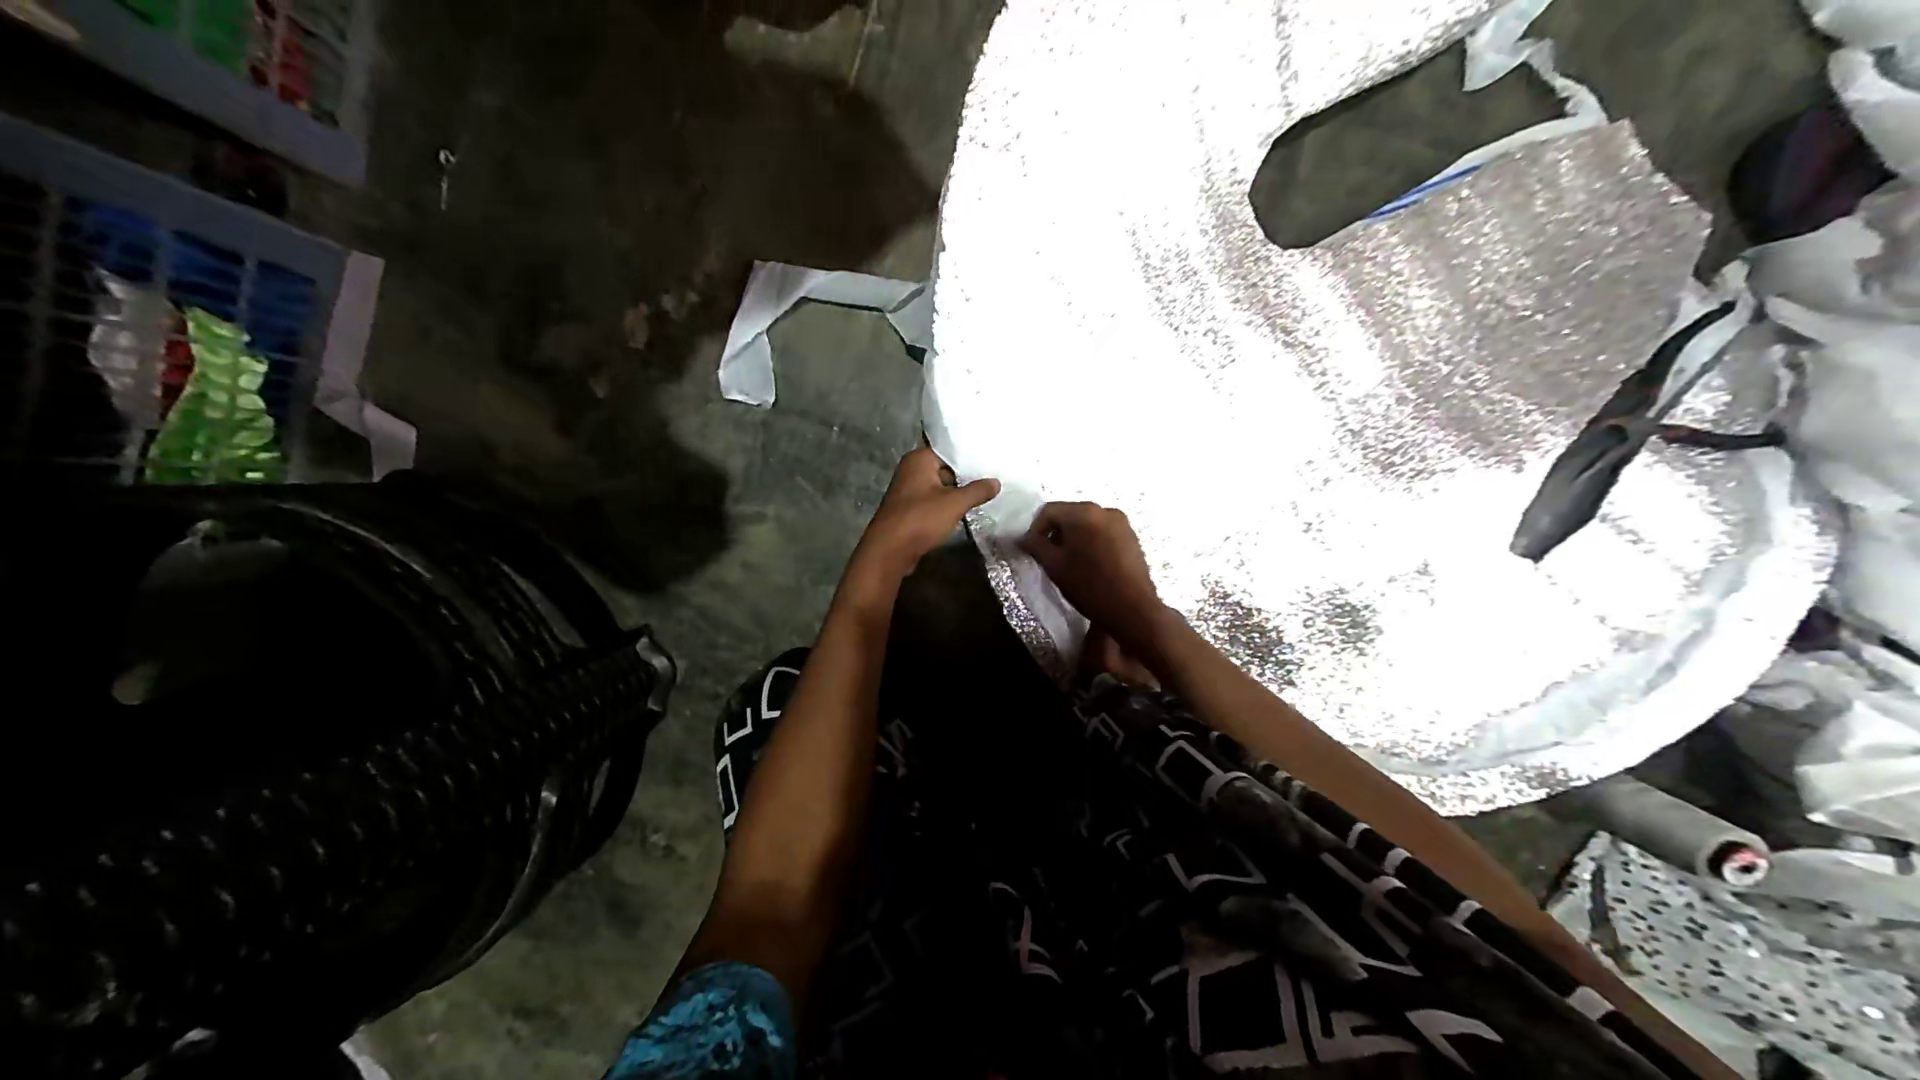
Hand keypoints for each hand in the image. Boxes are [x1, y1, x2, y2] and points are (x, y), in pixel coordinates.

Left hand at [851, 446, 999, 583]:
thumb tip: (996, 482)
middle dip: (966, 474)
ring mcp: (909, 490)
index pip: (949, 449)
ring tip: (985, 492)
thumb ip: (977, 490)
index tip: (991, 458)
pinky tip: (966, 508)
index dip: (970, 454)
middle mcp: (911, 470)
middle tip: (994, 475)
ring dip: (957, 492)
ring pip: (940, 486)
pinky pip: (934, 500)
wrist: (890, 550)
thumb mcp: (954, 503)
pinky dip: (947, 504)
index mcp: (919, 459)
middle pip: (945, 468)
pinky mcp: (910, 508)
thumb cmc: (921, 519)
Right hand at [1020, 502, 1177, 658]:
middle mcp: (1104, 510)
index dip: (1035, 528)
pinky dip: (1091, 541)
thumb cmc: (1089, 585)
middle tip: (1049, 557)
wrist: (1132, 609)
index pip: (1049, 510)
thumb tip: (1022, 537)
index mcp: (1083, 512)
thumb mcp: (1055, 566)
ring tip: (1069, 562)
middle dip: (1055, 533)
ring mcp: (1121, 522)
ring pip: (1087, 523)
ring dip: (1073, 537)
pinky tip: (1089, 563)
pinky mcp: (1131, 536)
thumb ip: (1035, 546)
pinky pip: (1103, 531)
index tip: (1031, 550)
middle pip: (1069, 514)